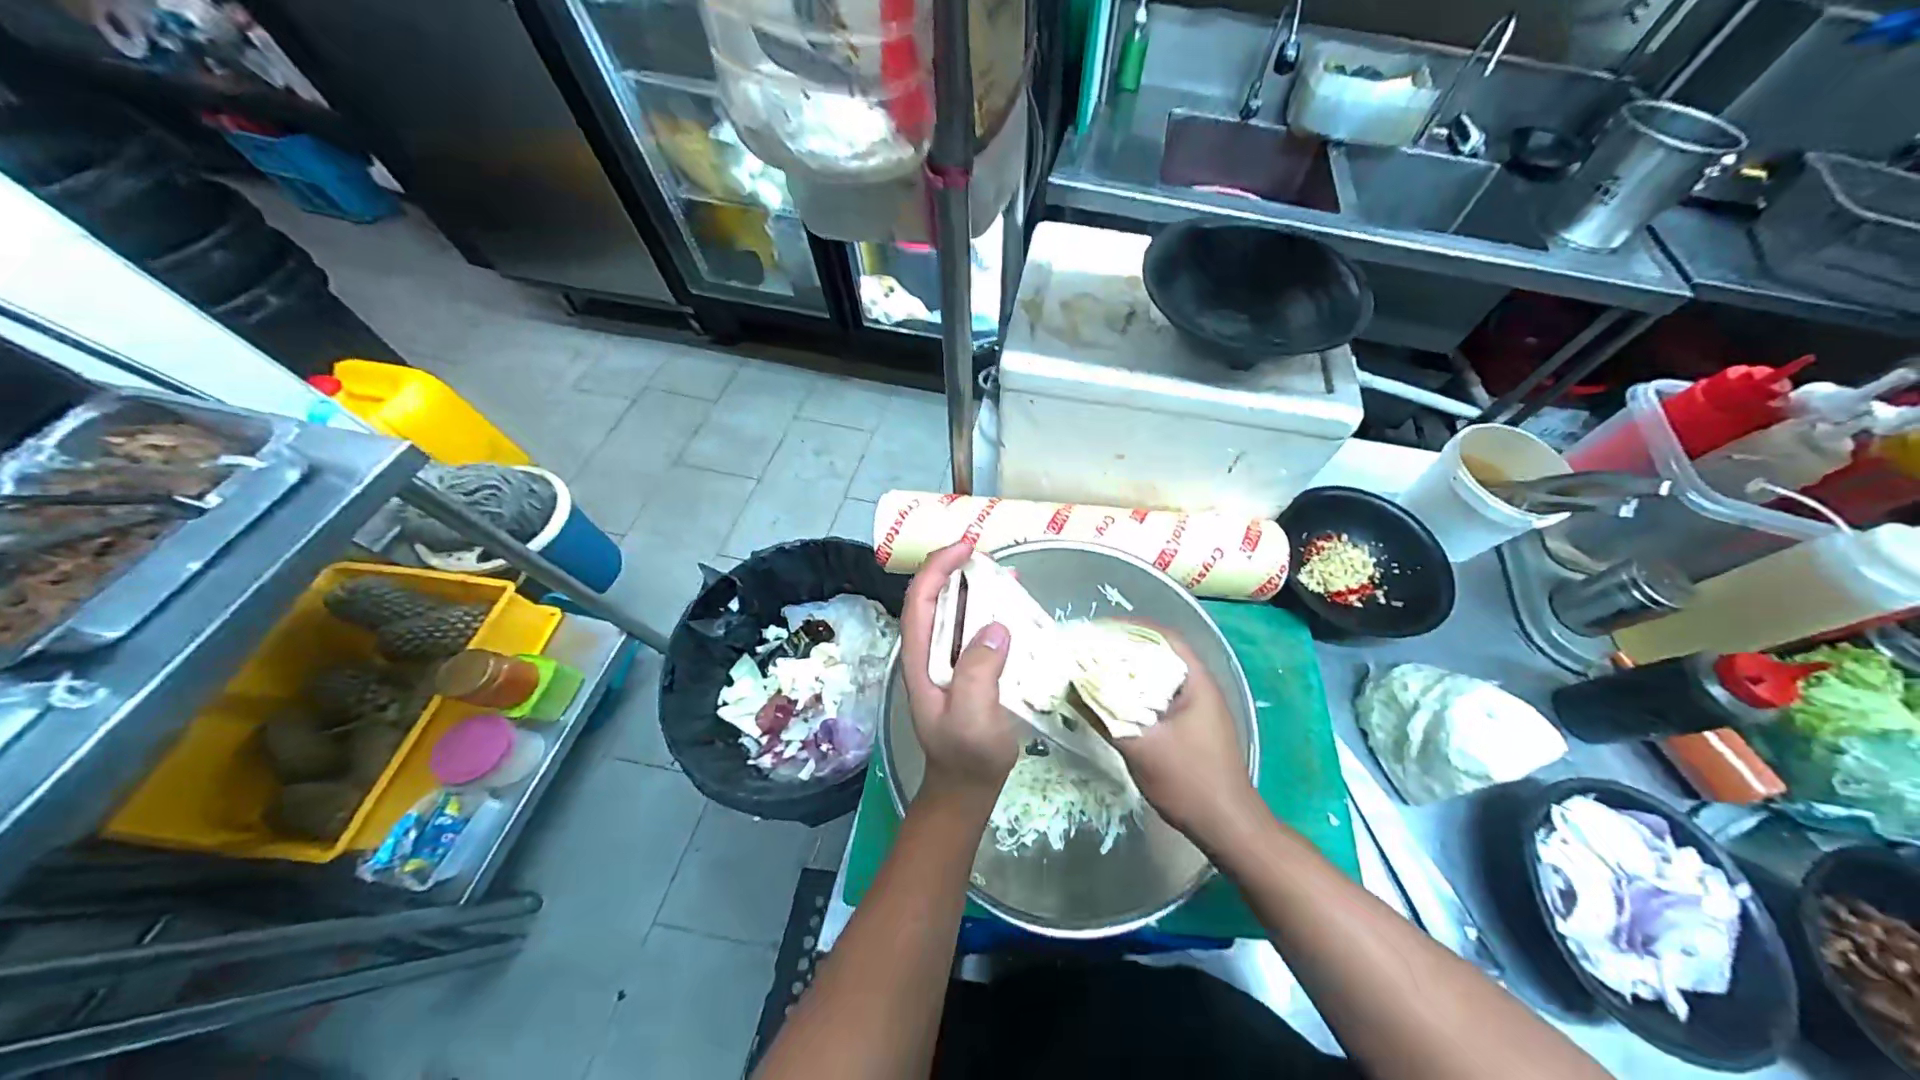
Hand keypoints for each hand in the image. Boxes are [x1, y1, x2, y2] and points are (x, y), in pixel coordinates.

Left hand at [898, 541, 1019, 803]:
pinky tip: (1010, 608)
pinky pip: (972, 630)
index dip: (938, 568)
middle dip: (955, 570)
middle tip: (989, 556)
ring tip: (1004, 574)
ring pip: (953, 612)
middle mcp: (928, 654)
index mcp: (921, 660)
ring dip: (973, 587)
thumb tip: (996, 627)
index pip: (921, 601)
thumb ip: (978, 673)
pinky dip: (987, 611)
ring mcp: (945, 662)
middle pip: (934, 599)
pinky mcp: (964, 670)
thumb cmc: (967, 755)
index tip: (966, 548)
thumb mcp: (973, 718)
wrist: (966, 787)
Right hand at [1107, 628, 1260, 844]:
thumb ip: (1103, 716)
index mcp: (1196, 683)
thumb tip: (1070, 690)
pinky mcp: (1194, 727)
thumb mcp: (1139, 747)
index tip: (1098, 630)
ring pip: (1160, 678)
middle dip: (1125, 649)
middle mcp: (1201, 688)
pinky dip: (1138, 694)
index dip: (1130, 628)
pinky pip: (1161, 698)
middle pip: (1161, 655)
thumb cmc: (1188, 781)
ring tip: (1097, 672)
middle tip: (1091, 650)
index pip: (1164, 638)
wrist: (1227, 826)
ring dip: (1131, 673)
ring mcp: (1200, 709)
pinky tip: (1116, 703)